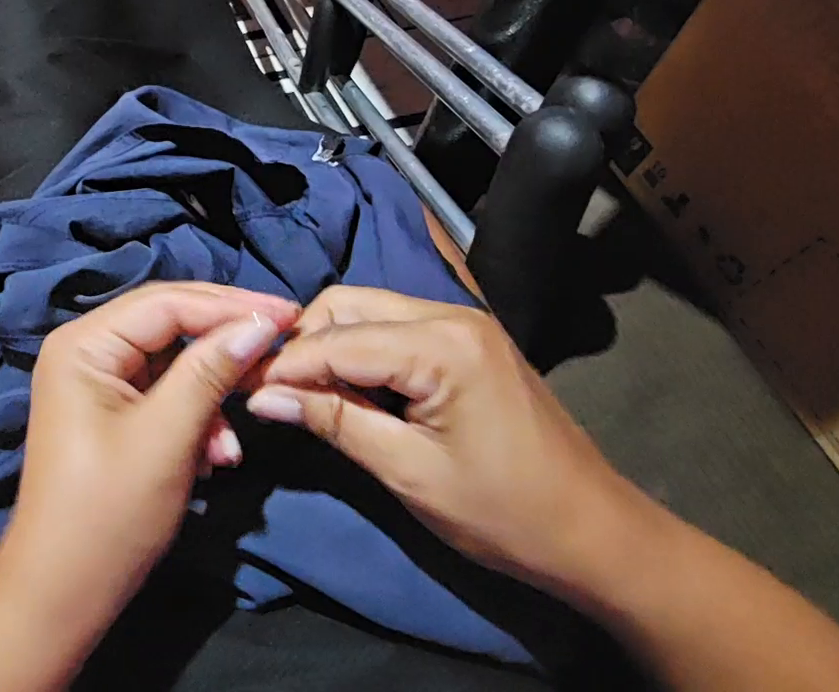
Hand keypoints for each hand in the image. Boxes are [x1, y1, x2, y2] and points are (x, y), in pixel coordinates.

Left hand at [0, 282, 297, 627]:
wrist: (62, 594)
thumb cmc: (109, 512)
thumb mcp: (167, 436)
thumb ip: (211, 372)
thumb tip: (260, 324)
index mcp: (83, 343)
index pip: (166, 302)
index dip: (230, 305)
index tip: (289, 313)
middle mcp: (85, 349)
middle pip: (169, 324)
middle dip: (225, 343)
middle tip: (284, 344)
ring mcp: (97, 381)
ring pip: (173, 362)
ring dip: (212, 396)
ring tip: (234, 446)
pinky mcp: (111, 411)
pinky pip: (165, 394)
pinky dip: (196, 418)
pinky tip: (215, 458)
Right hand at [244, 286, 643, 590]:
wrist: (597, 534)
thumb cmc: (504, 513)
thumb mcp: (408, 471)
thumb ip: (332, 421)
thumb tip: (261, 397)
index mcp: (441, 344)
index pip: (336, 339)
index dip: (283, 365)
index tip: (241, 389)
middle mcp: (450, 314)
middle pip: (347, 304)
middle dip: (303, 343)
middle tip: (272, 390)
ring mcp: (462, 322)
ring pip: (367, 310)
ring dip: (329, 343)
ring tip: (305, 391)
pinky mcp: (466, 338)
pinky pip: (393, 326)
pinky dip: (360, 349)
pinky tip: (348, 386)